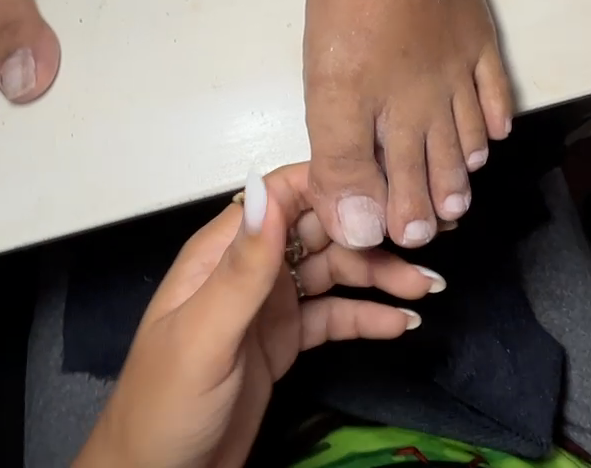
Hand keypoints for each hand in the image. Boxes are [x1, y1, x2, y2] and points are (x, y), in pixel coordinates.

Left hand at [76, 163, 438, 467]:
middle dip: (367, 235)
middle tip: (419, 246)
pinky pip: (333, 317)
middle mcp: (251, 267)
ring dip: (377, 277)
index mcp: (223, 250)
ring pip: (332, 273)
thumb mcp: (204, 333)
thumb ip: (241, 265)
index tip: (383, 190)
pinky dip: (366, 316)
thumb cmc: (165, 404)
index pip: (282, 196)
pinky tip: (400, 323)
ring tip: (425, 288)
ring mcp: (270, 304)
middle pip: (317, 231)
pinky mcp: (285, 341)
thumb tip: (267, 188)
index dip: (331, 186)